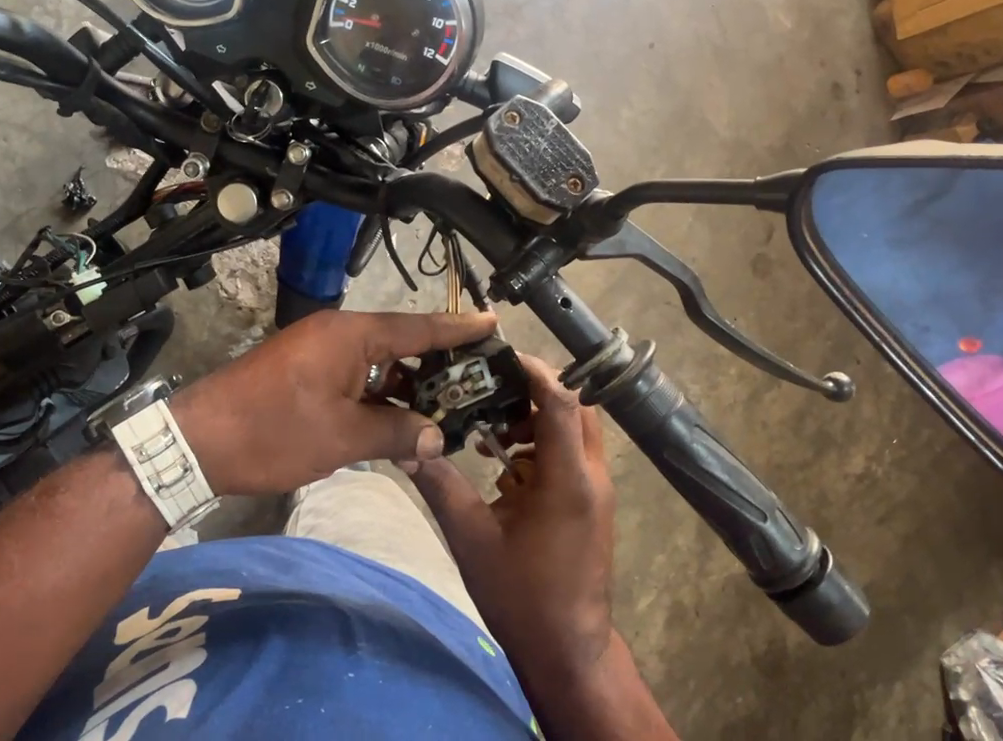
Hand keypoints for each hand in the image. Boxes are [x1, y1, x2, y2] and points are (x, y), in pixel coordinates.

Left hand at [171, 310, 496, 494]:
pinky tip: (399, 419)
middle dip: (439, 362)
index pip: (419, 327)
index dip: (459, 328)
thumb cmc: (275, 433)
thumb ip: (397, 432)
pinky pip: (356, 374)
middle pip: (402, 341)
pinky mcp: (304, 371)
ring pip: (378, 361)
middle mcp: (338, 332)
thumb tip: (437, 437)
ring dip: (408, 384)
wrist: (198, 441)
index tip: (493, 321)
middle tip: (478, 378)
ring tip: (447, 406)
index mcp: (352, 335)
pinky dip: (379, 394)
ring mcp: (318, 351)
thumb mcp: (343, 437)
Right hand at [402, 353, 616, 680]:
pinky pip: (570, 455)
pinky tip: (503, 467)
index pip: (561, 401)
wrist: (567, 649)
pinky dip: (540, 446)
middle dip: (533, 391)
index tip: (496, 354)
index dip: (532, 370)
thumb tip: (407, 445)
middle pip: (574, 407)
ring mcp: (595, 491)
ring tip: (491, 430)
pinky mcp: (590, 504)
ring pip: (573, 430)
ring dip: (536, 420)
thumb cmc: (520, 595)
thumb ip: (440, 485)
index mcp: (567, 478)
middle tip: (488, 389)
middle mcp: (591, 476)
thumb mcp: (471, 537)